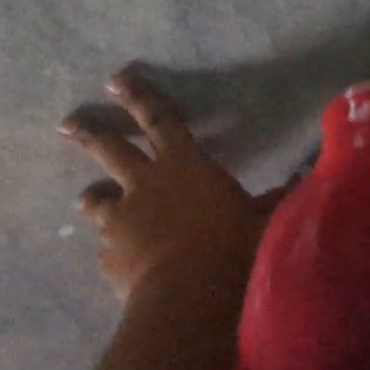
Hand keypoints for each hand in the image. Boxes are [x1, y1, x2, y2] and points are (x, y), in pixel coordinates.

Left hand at [60, 66, 281, 304]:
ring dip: (96, 195)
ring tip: (92, 196)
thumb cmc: (235, 238)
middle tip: (70, 122)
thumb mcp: (266, 213)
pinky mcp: (107, 255)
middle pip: (112, 150)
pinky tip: (129, 254)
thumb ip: (275, 196)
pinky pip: (110, 243)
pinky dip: (118, 242)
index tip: (117, 79)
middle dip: (91, 133)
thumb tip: (299, 181)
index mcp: (185, 163)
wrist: (189, 290)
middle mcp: (146, 183)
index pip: (161, 120)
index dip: (140, 97)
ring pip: (97, 198)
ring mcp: (120, 220)